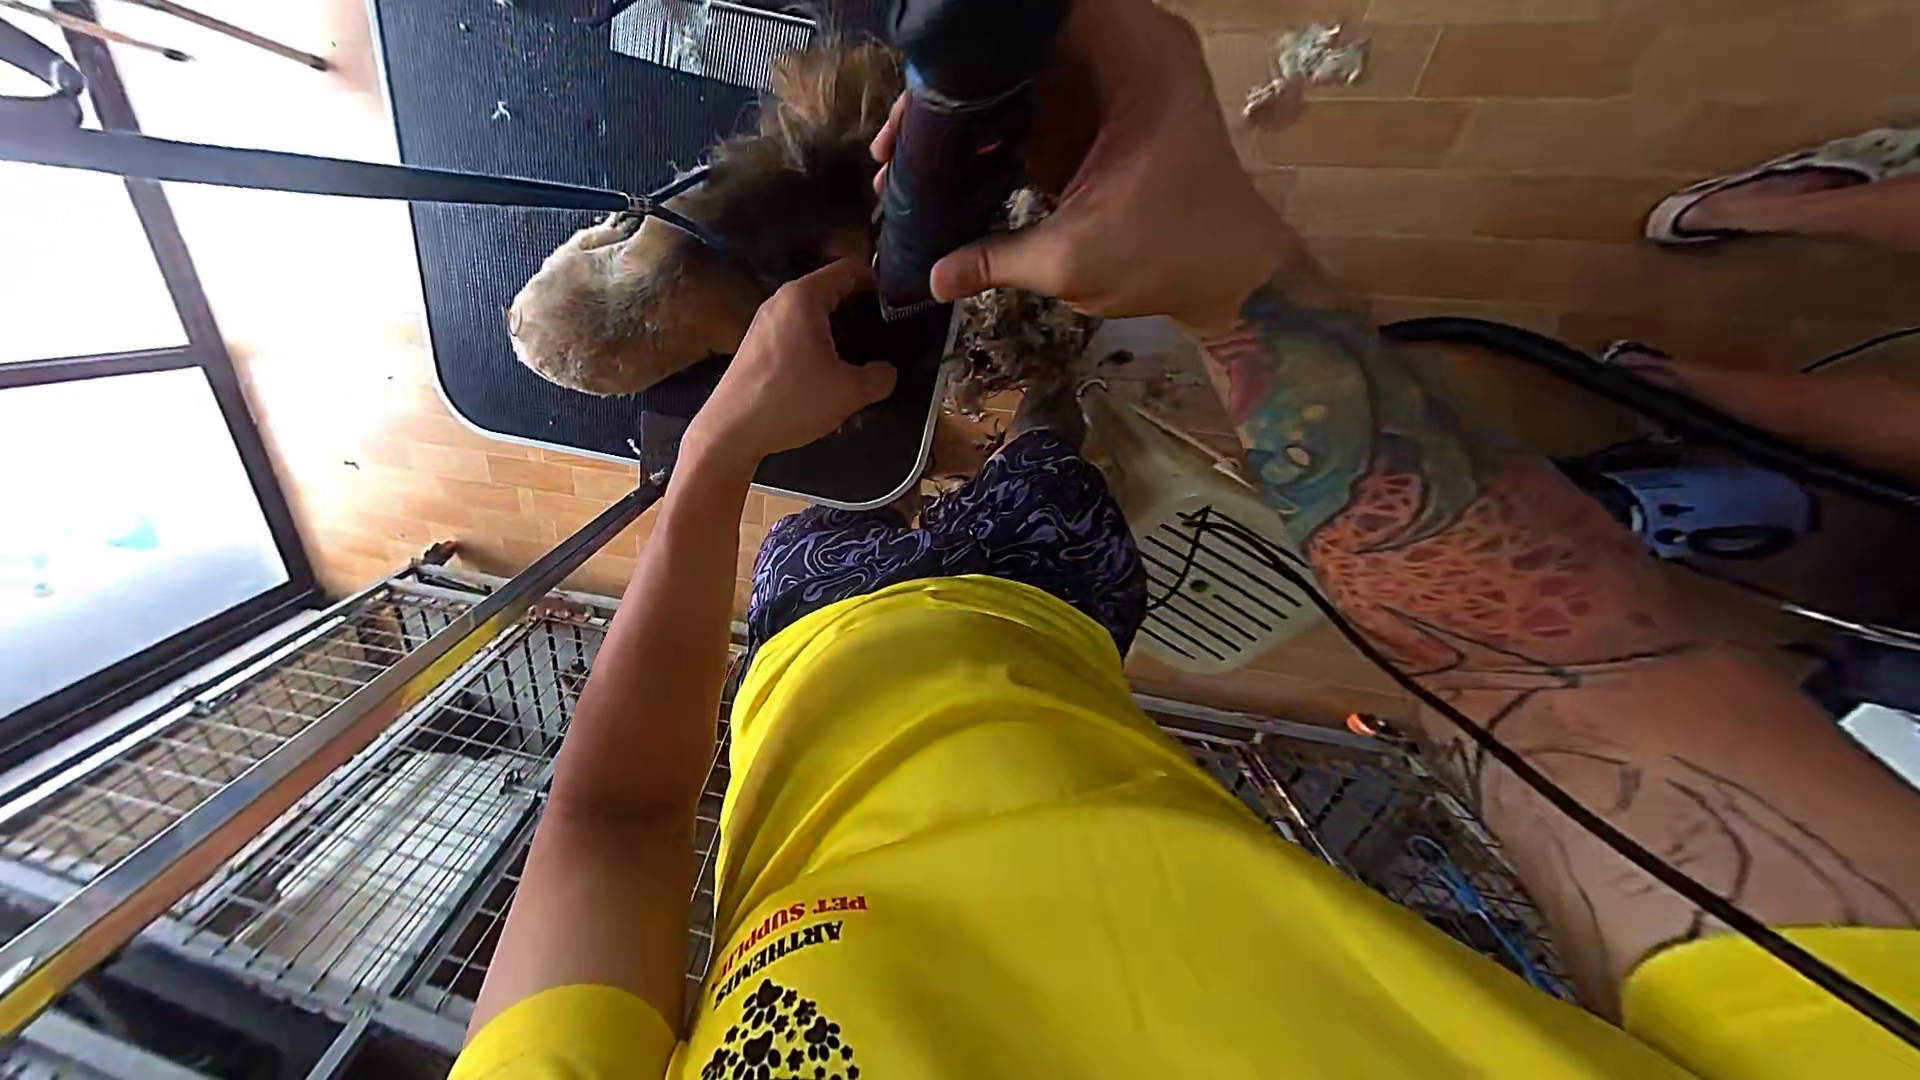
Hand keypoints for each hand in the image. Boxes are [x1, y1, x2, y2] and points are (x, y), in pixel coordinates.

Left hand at [682, 258, 897, 466]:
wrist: (732, 431)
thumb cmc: (791, 401)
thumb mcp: (849, 392)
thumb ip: (880, 378)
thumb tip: (888, 371)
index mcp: (804, 297)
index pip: (849, 269)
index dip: (879, 282)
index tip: (897, 305)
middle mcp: (782, 300)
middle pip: (832, 291)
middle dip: (861, 309)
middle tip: (886, 335)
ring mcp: (766, 322)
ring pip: (814, 315)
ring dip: (840, 331)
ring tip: (863, 356)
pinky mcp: (759, 345)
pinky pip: (798, 333)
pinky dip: (819, 344)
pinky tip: (830, 372)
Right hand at [870, 0, 1294, 333]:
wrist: (1225, 276)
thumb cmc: (1165, 256)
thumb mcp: (1072, 258)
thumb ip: (997, 260)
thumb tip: (932, 279)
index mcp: (1130, 53)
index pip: (1034, 16)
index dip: (967, 43)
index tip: (915, 85)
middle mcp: (1121, 49)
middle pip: (1017, 48)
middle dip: (951, 92)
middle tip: (895, 141)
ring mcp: (1108, 86)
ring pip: (1020, 82)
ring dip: (967, 118)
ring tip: (906, 158)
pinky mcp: (1097, 122)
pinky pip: (1034, 113)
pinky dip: (994, 139)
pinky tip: (951, 169)